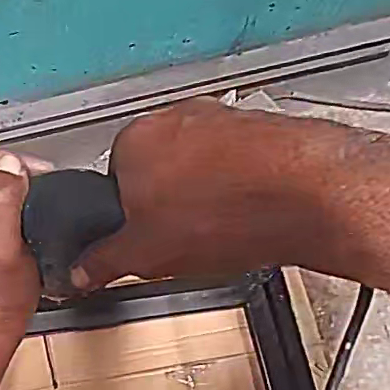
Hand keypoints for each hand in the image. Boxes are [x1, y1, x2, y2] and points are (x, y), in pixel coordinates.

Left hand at [0, 148, 48, 330]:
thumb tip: (10, 164)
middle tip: (40, 199)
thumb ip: (2, 202)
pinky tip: (29, 214)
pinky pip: (4, 194)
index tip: (38, 184)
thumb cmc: (0, 289)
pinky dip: (21, 199)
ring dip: (23, 188)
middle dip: (21, 176)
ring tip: (36, 208)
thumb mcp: (2, 245)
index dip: (17, 166)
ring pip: (0, 178)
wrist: (0, 314)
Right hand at [71, 99, 389, 290]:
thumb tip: (82, 271)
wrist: (307, 194)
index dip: (131, 221)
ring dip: (204, 199)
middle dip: (167, 208)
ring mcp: (218, 118)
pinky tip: (248, 215)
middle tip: (184, 241)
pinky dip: (237, 189)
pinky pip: (233, 166)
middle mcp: (173, 117)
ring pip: (197, 170)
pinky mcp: (257, 127)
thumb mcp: (147, 254)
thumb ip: (104, 262)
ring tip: (222, 231)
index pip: (114, 185)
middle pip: (156, 174)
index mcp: (132, 140)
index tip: (147, 240)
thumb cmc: (227, 211)